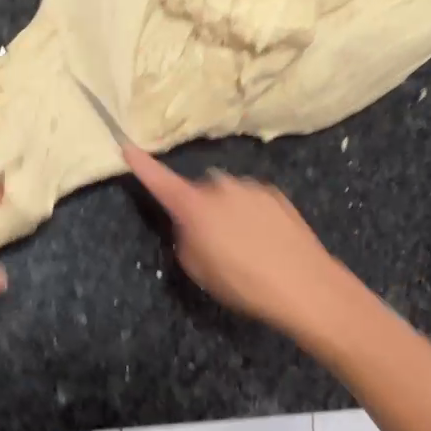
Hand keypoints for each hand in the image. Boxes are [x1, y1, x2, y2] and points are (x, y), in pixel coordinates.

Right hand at [124, 147, 356, 335]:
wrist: (303, 284)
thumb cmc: (242, 282)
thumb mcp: (197, 269)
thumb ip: (186, 239)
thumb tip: (190, 226)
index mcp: (194, 206)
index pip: (160, 181)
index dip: (142, 166)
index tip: (126, 147)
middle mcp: (220, 188)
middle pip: (199, 193)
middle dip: (200, 211)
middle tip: (212, 245)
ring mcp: (250, 188)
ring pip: (227, 197)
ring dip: (228, 214)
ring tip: (244, 250)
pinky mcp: (274, 194)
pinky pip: (251, 201)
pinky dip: (252, 216)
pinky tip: (265, 243)